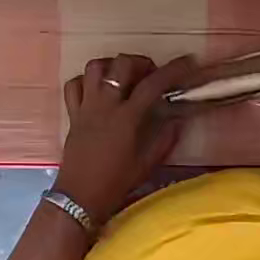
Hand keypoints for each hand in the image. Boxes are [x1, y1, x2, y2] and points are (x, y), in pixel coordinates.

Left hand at [54, 54, 196, 223]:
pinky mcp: (72, 115)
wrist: (79, 198)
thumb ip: (164, 140)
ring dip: (112, 65)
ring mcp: (85, 108)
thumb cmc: (115, 184)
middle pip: (121, 65)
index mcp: (126, 118)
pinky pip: (73, 85)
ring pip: (94, 68)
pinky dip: (85, 80)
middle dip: (141, 62)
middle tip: (151, 74)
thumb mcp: (146, 165)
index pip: (152, 84)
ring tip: (123, 76)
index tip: (187, 62)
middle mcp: (105, 106)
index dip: (172, 70)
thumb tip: (177, 121)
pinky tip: (96, 89)